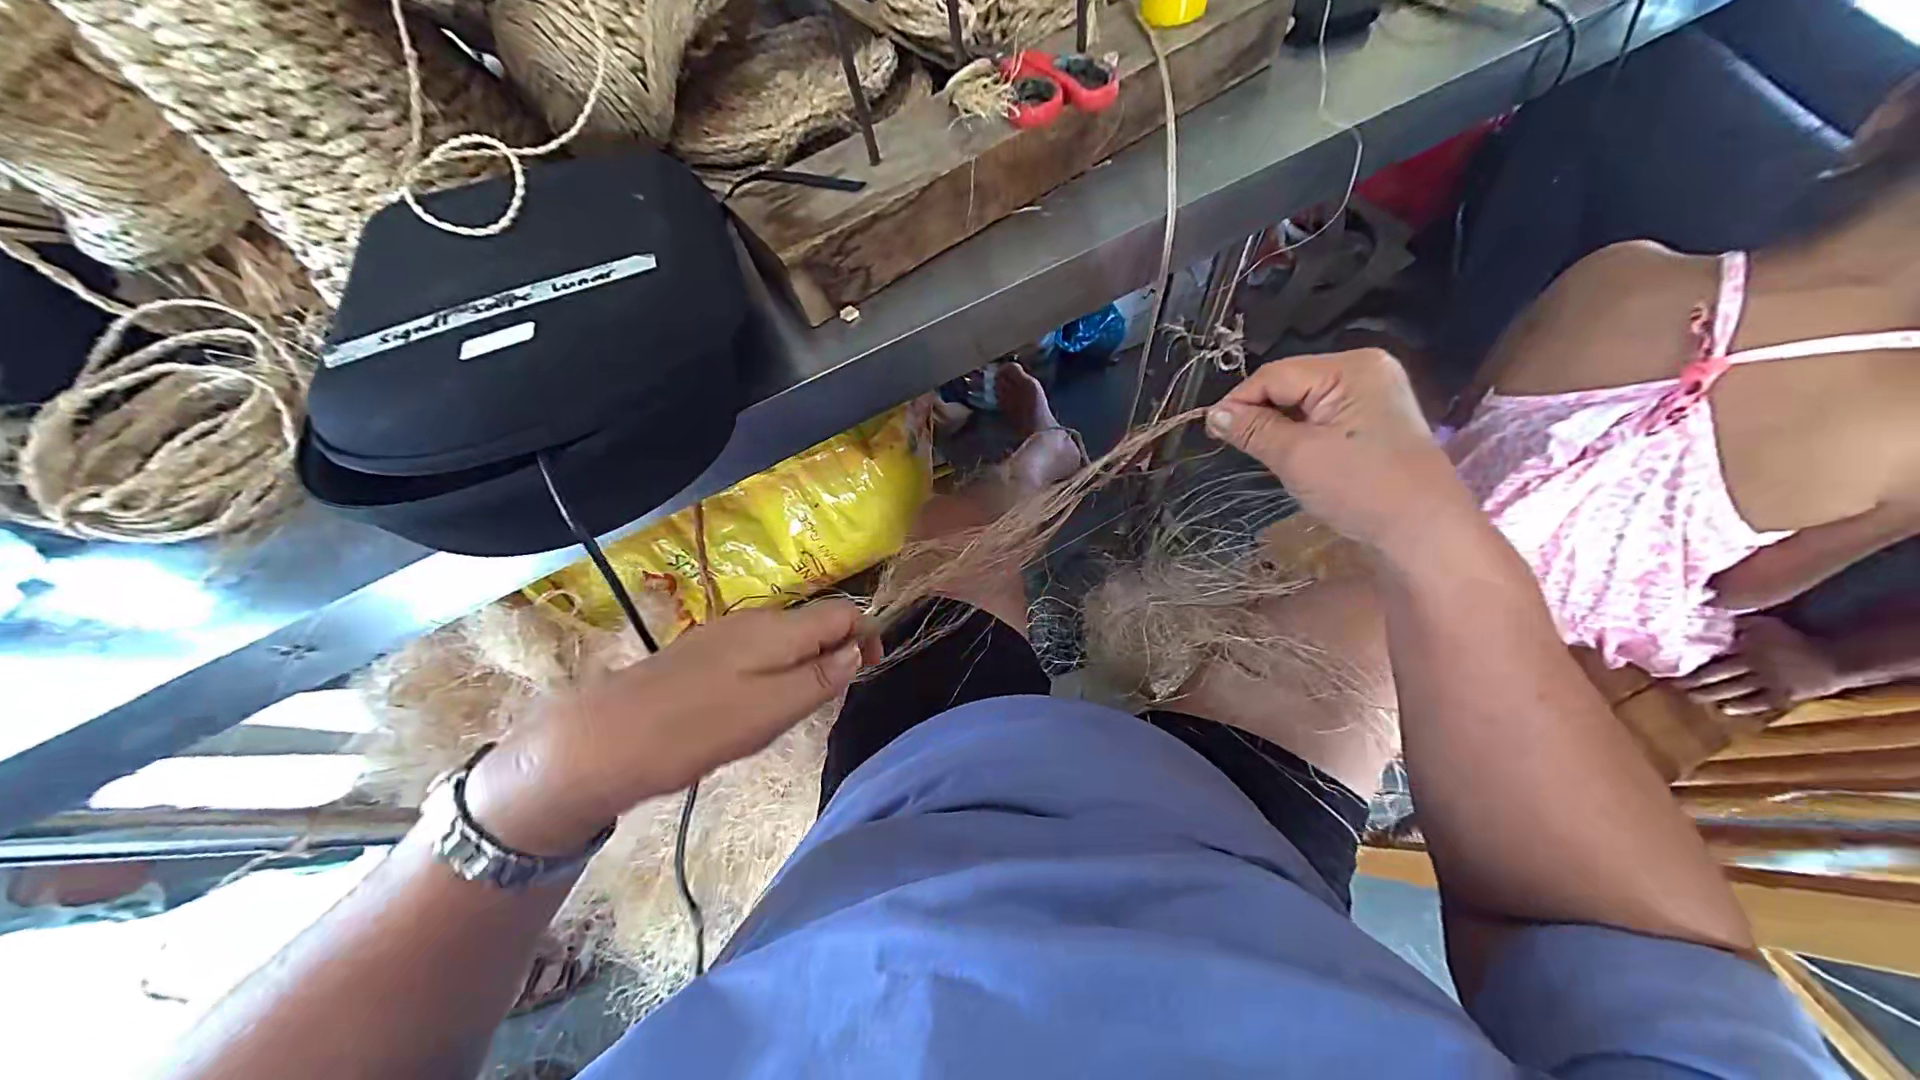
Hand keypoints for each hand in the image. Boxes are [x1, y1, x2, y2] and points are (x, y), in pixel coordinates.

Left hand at [464, 600, 876, 853]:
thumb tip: (856, 650)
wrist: (604, 740)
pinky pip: (757, 654)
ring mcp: (724, 634)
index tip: (872, 670)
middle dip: (834, 654)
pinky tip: (753, 709)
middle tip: (827, 702)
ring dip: (804, 667)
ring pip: (785, 641)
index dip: (866, 634)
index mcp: (777, 628)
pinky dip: (774, 674)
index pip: (842, 613)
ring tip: (790, 712)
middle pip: (814, 624)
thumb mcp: (771, 710)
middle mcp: (753, 620)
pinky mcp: (702, 654)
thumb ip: (819, 677)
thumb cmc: (697, 728)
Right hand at [1204, 349, 1481, 557]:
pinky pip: (1323, 413)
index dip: (1238, 401)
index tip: (1210, 430)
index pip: (1274, 374)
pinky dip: (1300, 430)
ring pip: (1304, 399)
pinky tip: (1290, 451)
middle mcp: (1365, 369)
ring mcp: (1374, 393)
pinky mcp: (1375, 417)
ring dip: (1277, 423)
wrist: (1424, 531)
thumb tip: (1213, 415)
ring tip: (1257, 450)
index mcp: (1350, 368)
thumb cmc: (1360, 488)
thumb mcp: (1296, 457)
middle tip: (1231, 443)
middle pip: (1290, 382)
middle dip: (1259, 412)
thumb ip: (1252, 430)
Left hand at [1678, 616, 1846, 717]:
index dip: (1689, 661)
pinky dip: (1741, 707)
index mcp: (1746, 646)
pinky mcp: (1786, 695)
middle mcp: (1755, 664)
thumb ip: (1733, 624)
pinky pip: (1759, 703)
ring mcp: (1771, 681)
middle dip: (1692, 681)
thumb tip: (1701, 618)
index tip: (1668, 666)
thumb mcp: (1761, 625)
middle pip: (1716, 674)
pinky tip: (1725, 708)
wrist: (1836, 658)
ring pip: (1733, 690)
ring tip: (1692, 696)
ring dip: (1710, 694)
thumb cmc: (1790, 639)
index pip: (1711, 654)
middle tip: (1673, 685)